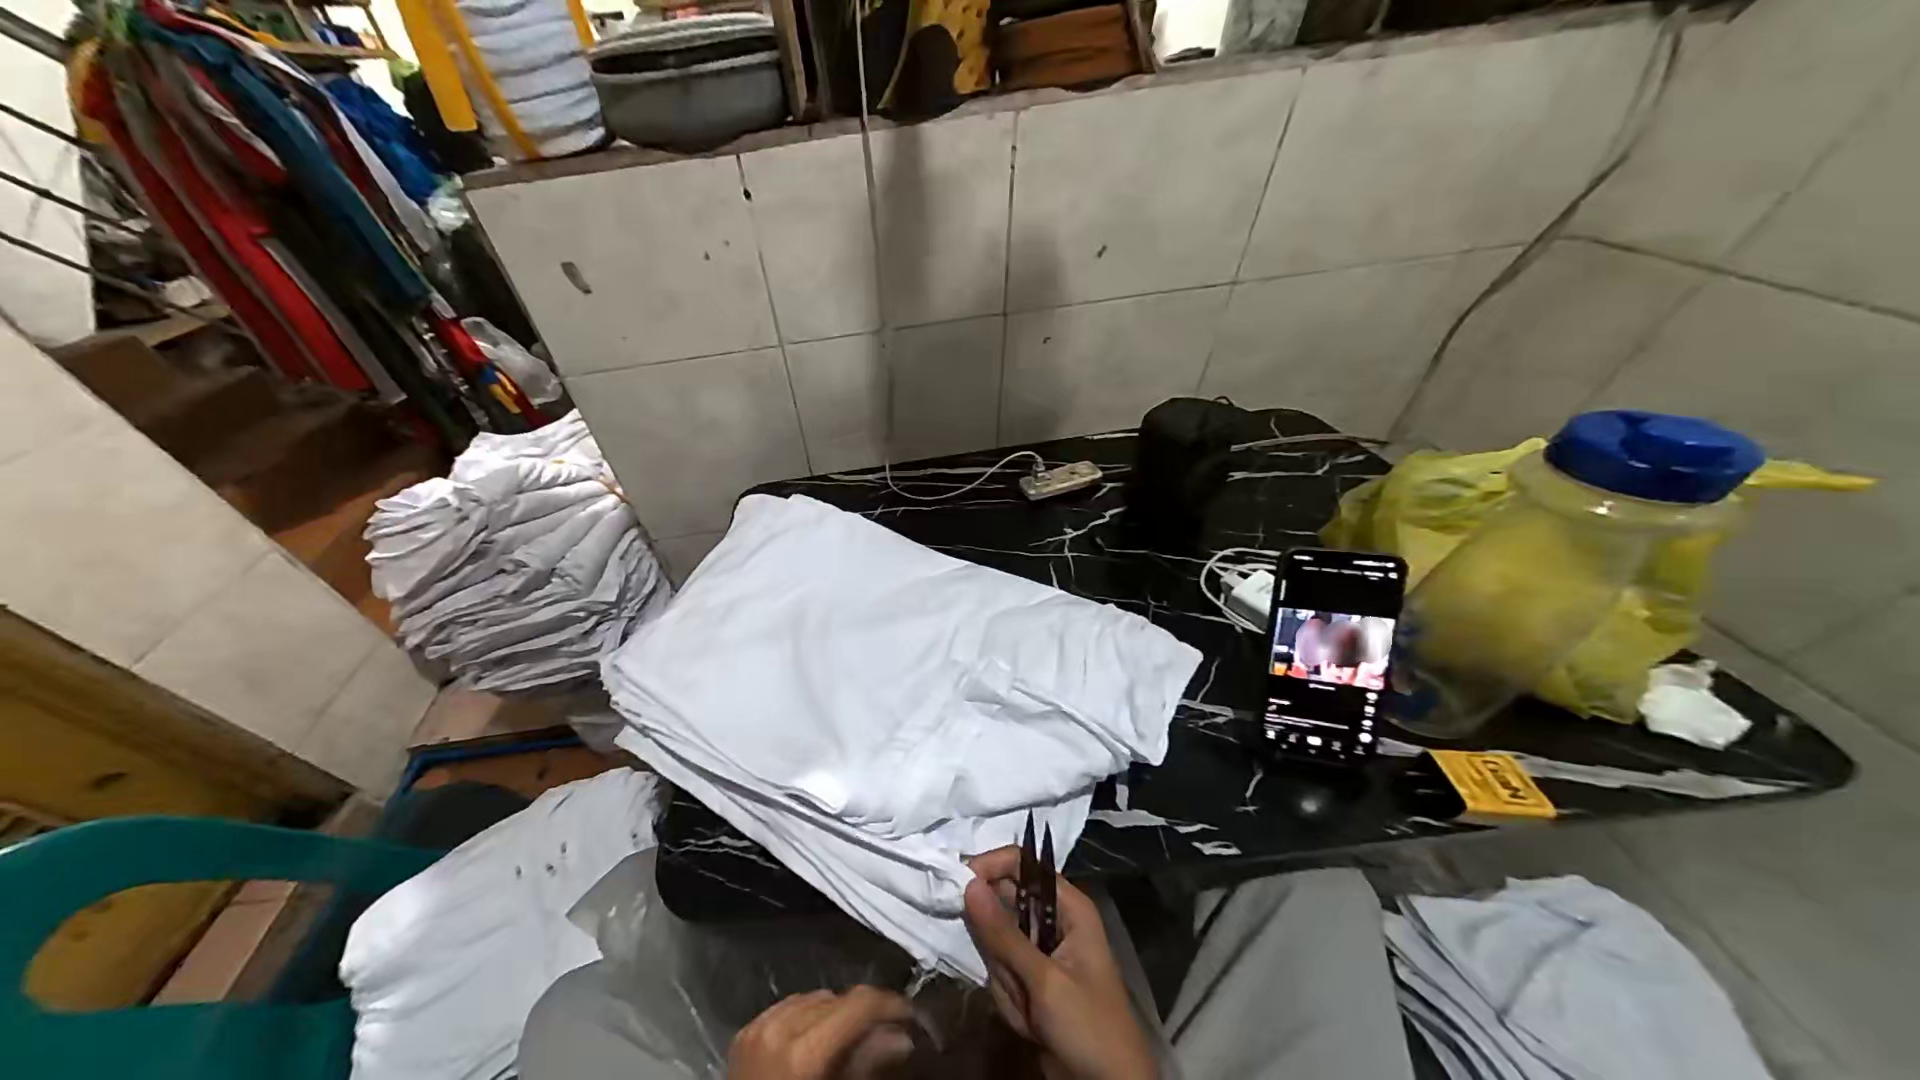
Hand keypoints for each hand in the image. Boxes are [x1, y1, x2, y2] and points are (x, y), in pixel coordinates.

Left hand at [728, 986, 914, 1079]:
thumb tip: (902, 1037)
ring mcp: (758, 1027)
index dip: (889, 1004)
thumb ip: (867, 1066)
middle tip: (882, 1032)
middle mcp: (780, 1028)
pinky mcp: (744, 1032)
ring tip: (847, 1037)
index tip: (909, 1013)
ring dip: (835, 1012)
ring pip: (814, 998)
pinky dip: (807, 1016)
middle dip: (862, 1012)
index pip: (858, 1004)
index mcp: (804, 1052)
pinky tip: (815, 1037)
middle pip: (837, 998)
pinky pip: (788, 1006)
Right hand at [962, 847, 1157, 1079]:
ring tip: (1031, 1009)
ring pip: (996, 944)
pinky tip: (1031, 1022)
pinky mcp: (1029, 977)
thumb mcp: (1044, 980)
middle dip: (1000, 947)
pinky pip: (1000, 972)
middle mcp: (1052, 919)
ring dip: (1006, 980)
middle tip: (1016, 979)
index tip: (960, 885)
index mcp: (1068, 906)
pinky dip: (1008, 997)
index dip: (990, 867)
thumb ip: (1003, 933)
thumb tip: (968, 883)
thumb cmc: (1088, 1026)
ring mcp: (1039, 950)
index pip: (1021, 864)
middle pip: (1003, 905)